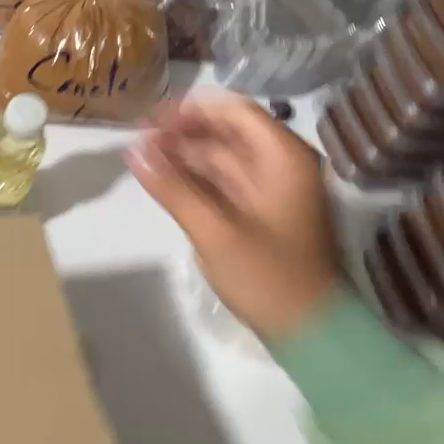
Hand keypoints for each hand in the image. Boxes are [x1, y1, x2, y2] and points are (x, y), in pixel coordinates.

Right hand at [126, 96, 340, 340]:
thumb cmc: (268, 277)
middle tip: (139, 141)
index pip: (235, 112)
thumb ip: (172, 188)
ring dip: (184, 156)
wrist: (311, 333)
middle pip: (227, 133)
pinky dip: (195, 180)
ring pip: (222, 158)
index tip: (151, 119)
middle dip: (183, 133)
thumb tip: (132, 150)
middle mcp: (281, 165)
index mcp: (282, 158)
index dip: (191, 109)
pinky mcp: (261, 213)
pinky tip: (163, 183)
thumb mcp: (214, 232)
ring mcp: (272, 190)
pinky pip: (224, 183)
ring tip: (143, 160)